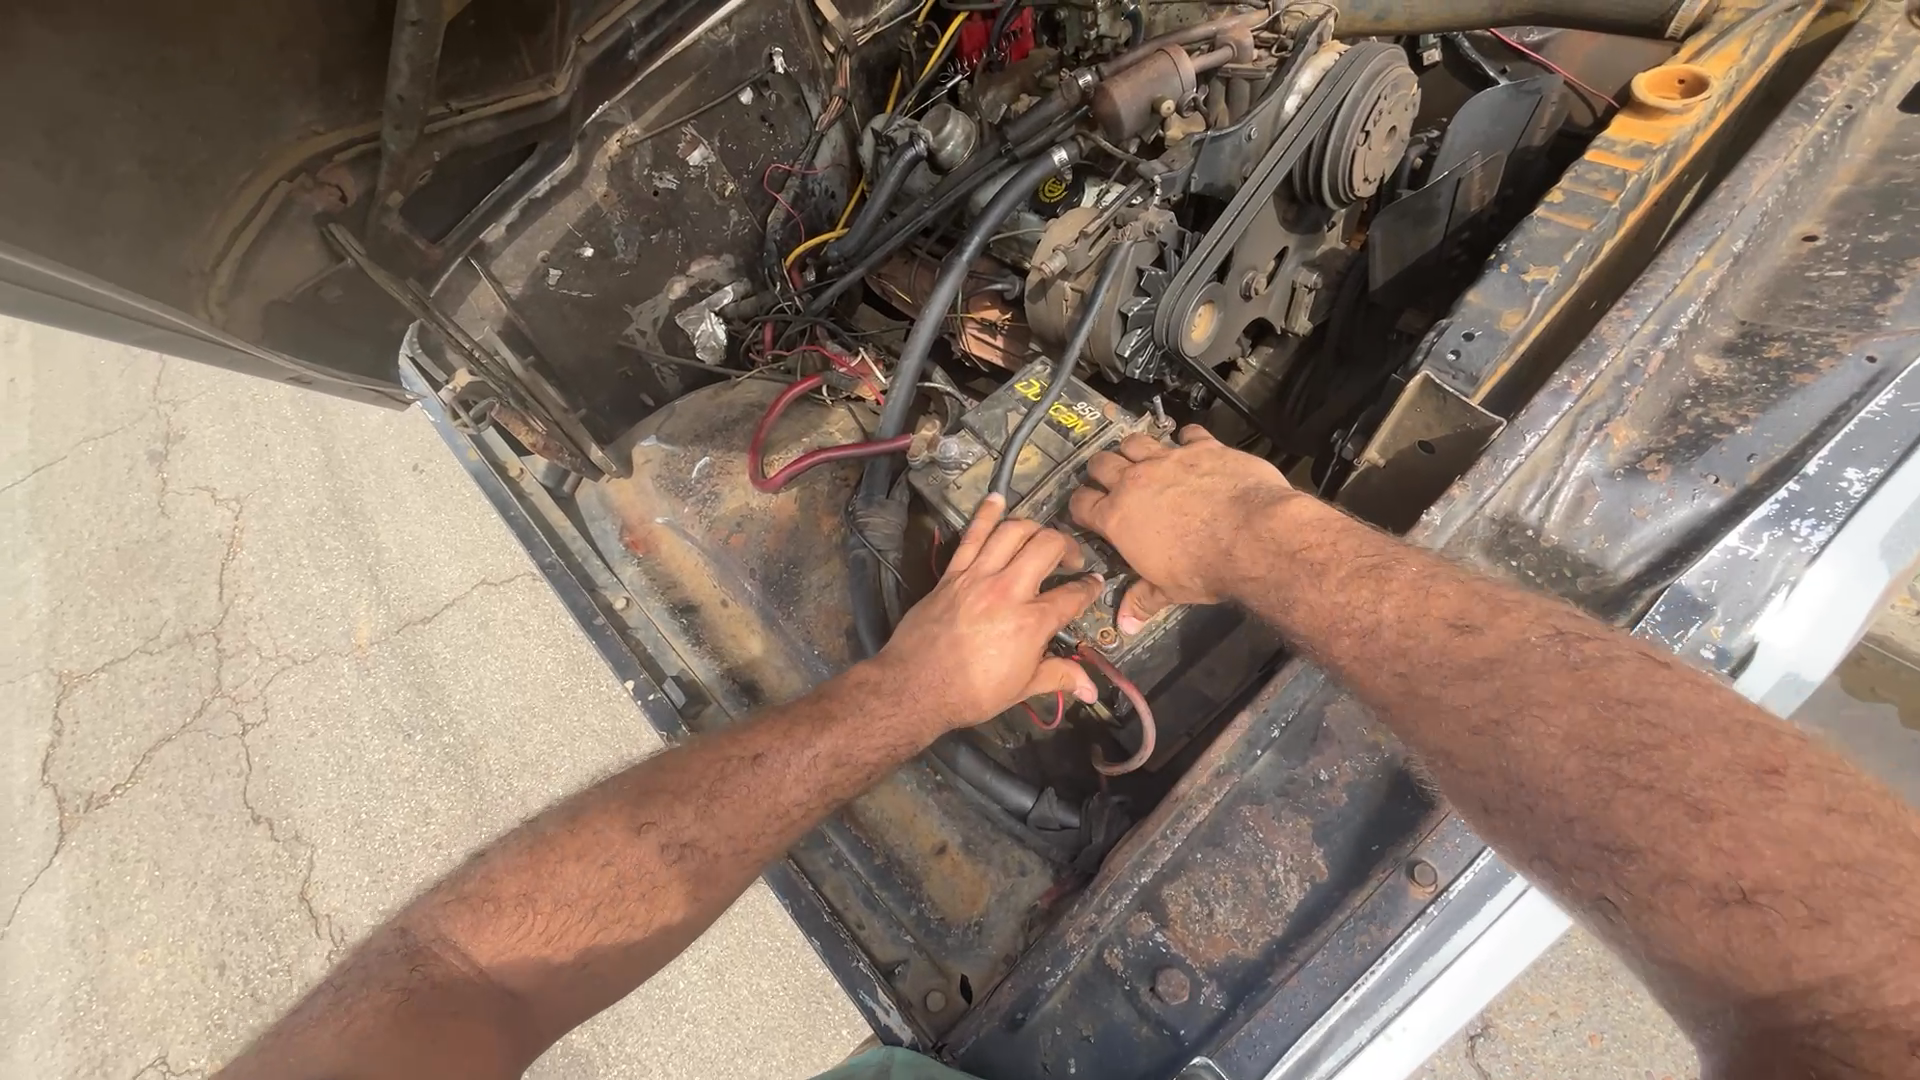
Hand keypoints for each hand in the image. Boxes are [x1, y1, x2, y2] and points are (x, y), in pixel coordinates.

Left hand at [872, 494, 1101, 734]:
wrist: (914, 687)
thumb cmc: (971, 694)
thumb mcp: (1022, 689)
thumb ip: (1059, 677)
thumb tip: (1092, 689)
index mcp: (1031, 622)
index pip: (1072, 595)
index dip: (1089, 588)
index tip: (1094, 583)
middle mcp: (1008, 590)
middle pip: (1048, 547)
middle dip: (1068, 547)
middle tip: (1071, 558)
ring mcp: (978, 577)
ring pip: (1012, 532)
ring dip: (1034, 527)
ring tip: (1042, 536)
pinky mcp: (952, 574)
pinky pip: (971, 536)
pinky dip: (986, 514)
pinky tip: (997, 499)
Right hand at [1069, 425, 1297, 632]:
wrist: (1252, 537)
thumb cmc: (1204, 568)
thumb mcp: (1168, 590)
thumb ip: (1142, 600)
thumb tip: (1125, 623)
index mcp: (1117, 517)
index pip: (1081, 503)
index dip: (1080, 506)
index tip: (1085, 510)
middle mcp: (1134, 482)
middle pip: (1100, 463)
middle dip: (1100, 471)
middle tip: (1109, 480)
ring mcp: (1168, 459)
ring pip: (1134, 441)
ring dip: (1133, 449)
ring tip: (1141, 458)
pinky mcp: (1202, 447)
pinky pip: (1187, 433)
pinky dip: (1186, 439)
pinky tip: (1191, 446)